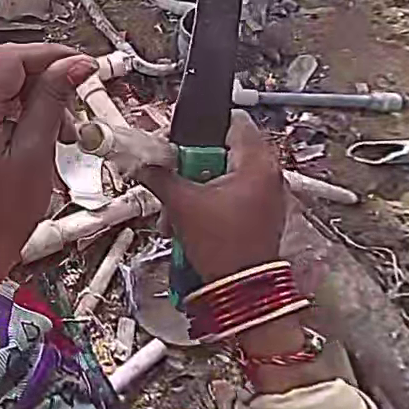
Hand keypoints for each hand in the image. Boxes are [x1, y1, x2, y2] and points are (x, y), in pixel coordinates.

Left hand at [0, 44, 96, 281]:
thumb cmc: (2, 212)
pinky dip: (18, 100)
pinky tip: (42, 122)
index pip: (8, 58)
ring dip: (31, 86)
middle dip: (38, 68)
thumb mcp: (36, 151)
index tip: (82, 65)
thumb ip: (52, 101)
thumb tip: (73, 65)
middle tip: (72, 86)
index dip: (49, 57)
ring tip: (60, 118)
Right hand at [137, 111, 286, 281]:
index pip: (233, 122)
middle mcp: (267, 175)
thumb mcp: (181, 202)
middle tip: (172, 168)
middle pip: (223, 147)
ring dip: (195, 179)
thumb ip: (158, 175)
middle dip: (192, 158)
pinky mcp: (255, 210)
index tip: (179, 135)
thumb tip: (141, 163)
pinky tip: (186, 211)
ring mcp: (264, 193)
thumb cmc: (221, 243)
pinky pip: (226, 189)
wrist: (239, 286)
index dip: (202, 125)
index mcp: (257, 165)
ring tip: (177, 196)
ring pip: (222, 170)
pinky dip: (205, 194)